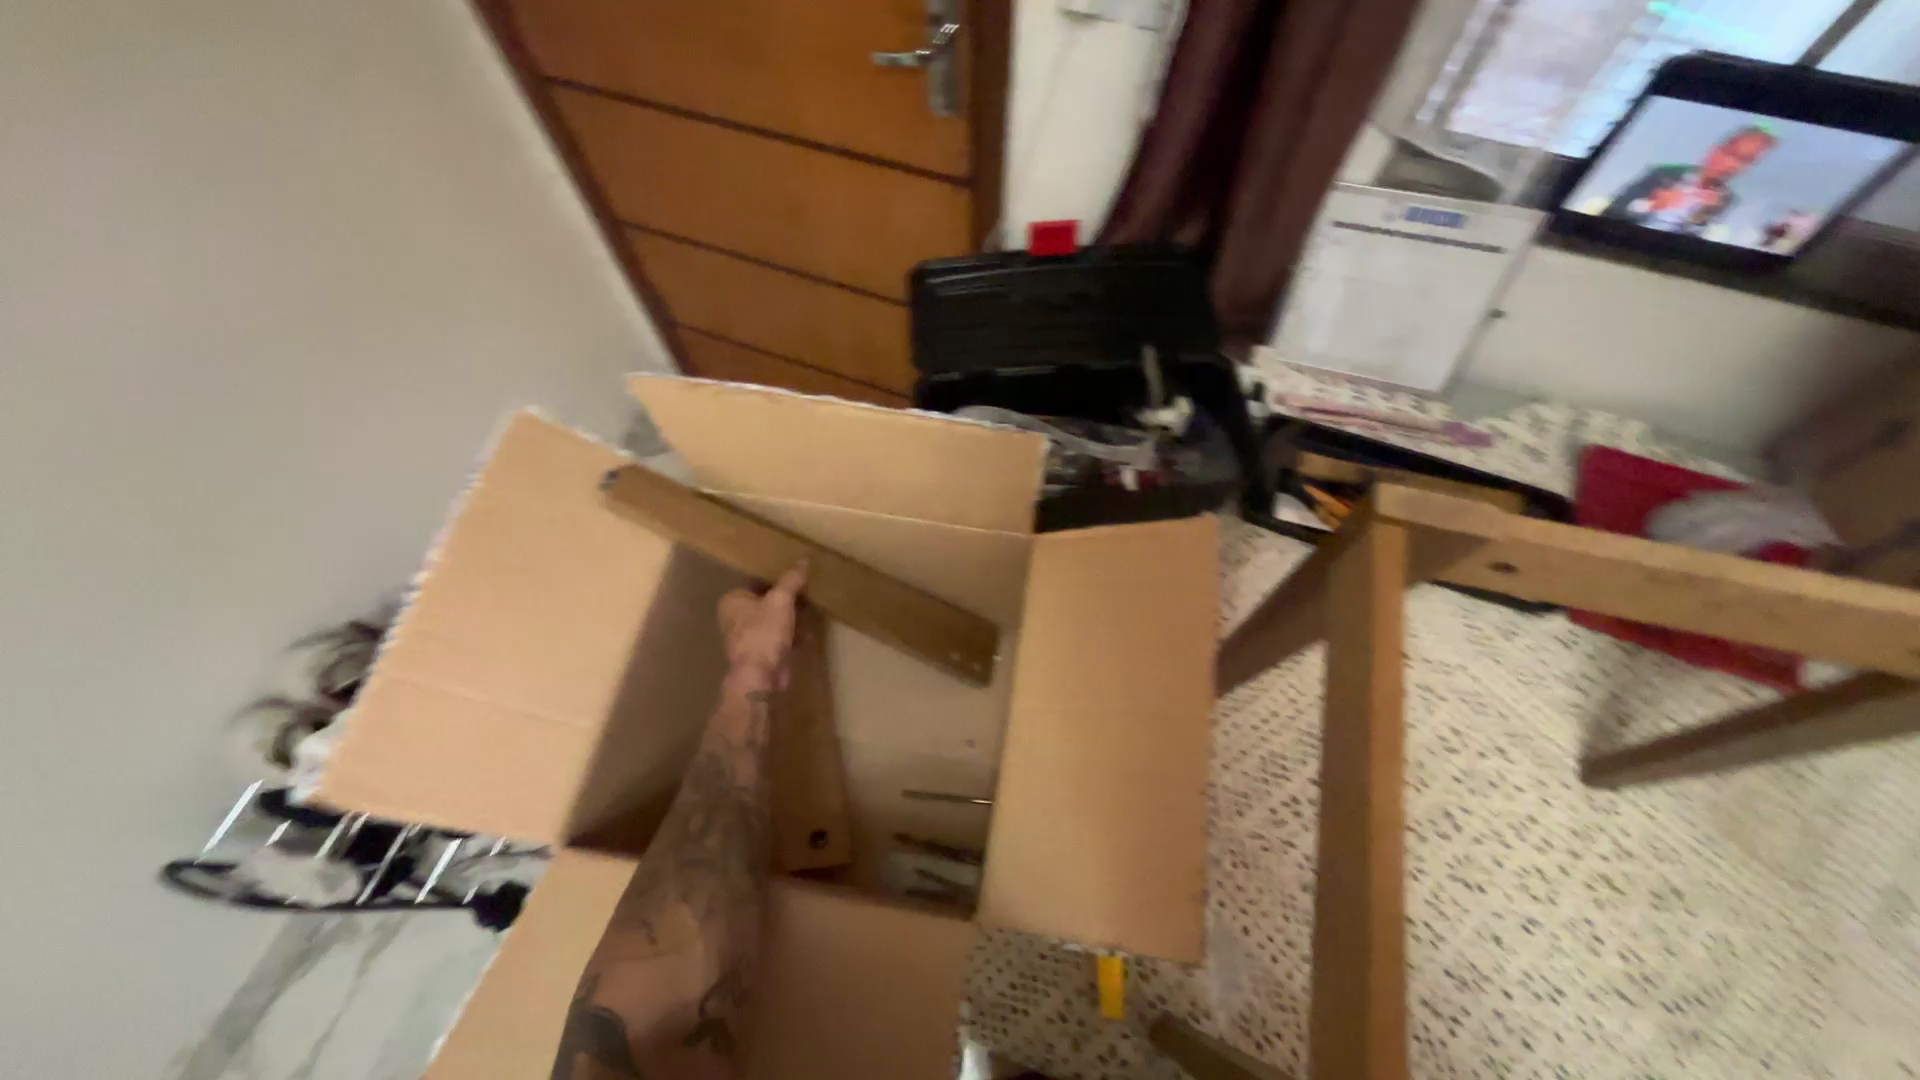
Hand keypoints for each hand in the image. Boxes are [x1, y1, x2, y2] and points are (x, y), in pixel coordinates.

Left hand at [717, 563, 806, 694]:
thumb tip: (804, 559)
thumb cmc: (765, 631)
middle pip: (765, 602)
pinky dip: (791, 636)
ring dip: (789, 618)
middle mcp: (735, 618)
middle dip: (784, 600)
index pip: (755, 582)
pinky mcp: (760, 653)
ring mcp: (747, 637)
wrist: (761, 674)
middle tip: (806, 592)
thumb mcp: (781, 600)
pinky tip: (808, 633)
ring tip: (810, 611)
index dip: (775, 579)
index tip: (795, 577)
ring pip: (773, 620)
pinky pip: (778, 638)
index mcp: (732, 601)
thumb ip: (792, 579)